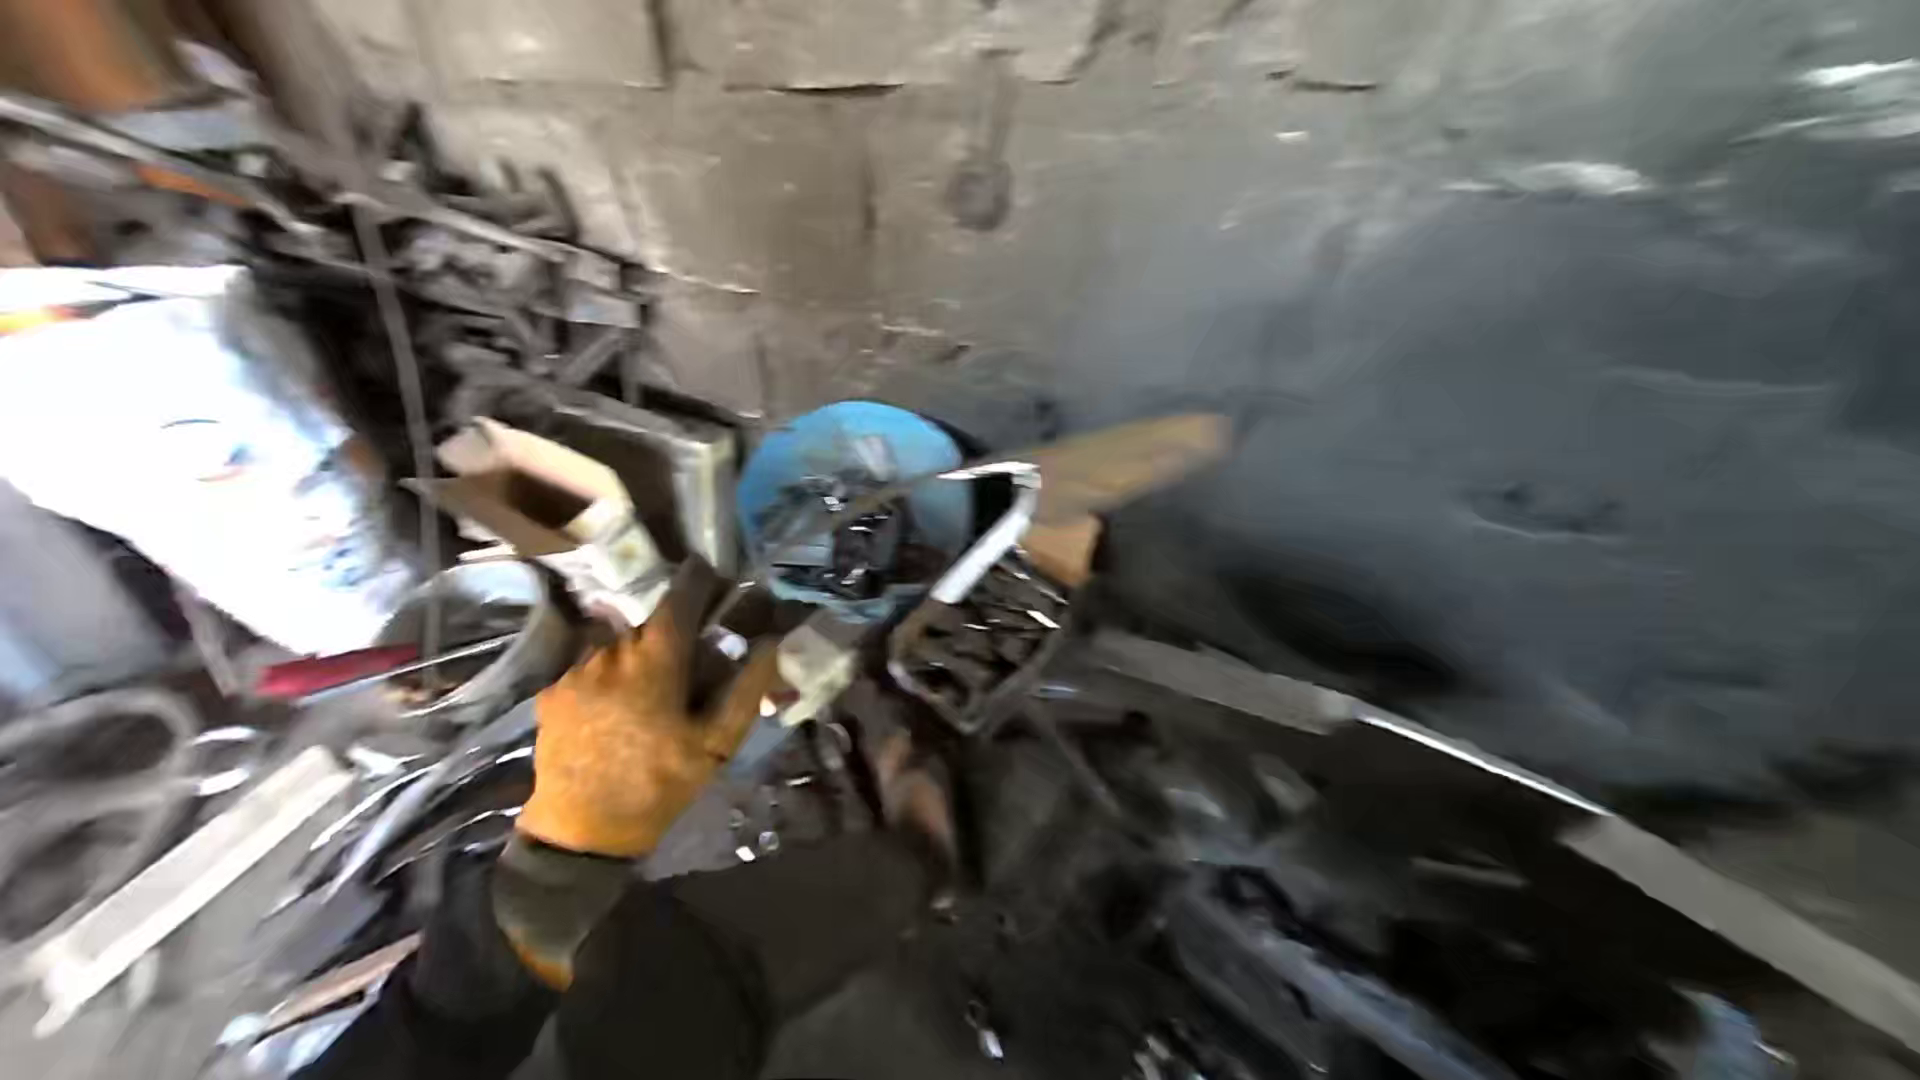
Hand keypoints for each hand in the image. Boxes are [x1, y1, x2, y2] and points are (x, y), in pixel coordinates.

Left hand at [517, 568, 781, 857]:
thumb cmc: (659, 784)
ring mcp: (574, 672)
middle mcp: (610, 654)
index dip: (697, 580)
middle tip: (685, 666)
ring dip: (636, 656)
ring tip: (647, 694)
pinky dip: (608, 675)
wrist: (580, 834)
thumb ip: (747, 687)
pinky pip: (589, 667)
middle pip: (648, 625)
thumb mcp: (716, 743)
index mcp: (654, 661)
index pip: (678, 600)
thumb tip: (772, 642)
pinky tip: (615, 710)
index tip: (708, 570)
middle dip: (670, 635)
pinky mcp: (551, 693)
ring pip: (616, 645)